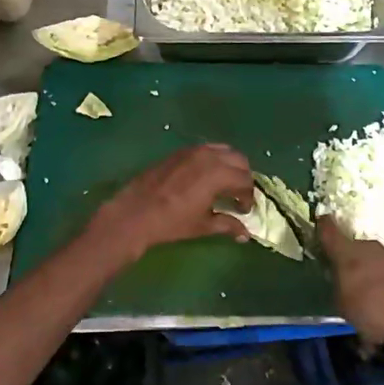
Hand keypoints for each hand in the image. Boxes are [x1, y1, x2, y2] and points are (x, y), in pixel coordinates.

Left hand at [84, 144, 253, 262]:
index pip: (246, 180)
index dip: (248, 197)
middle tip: (237, 196)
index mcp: (219, 174)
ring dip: (229, 166)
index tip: (243, 210)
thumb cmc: (172, 222)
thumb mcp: (203, 225)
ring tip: (223, 184)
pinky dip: (212, 160)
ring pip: (223, 151)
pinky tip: (204, 177)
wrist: (135, 213)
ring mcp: (192, 151)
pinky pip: (205, 150)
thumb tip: (246, 234)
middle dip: (242, 177)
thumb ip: (228, 225)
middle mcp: (209, 156)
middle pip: (239, 160)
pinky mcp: (178, 152)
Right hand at [319, 216, 383, 352]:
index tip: (320, 220)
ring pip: (376, 262)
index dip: (323, 225)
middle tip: (346, 280)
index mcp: (347, 253)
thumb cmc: (373, 310)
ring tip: (371, 300)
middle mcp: (370, 248)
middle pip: (355, 249)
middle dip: (350, 261)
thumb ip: (338, 288)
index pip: (329, 231)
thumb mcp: (343, 306)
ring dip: (371, 274)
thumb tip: (340, 282)